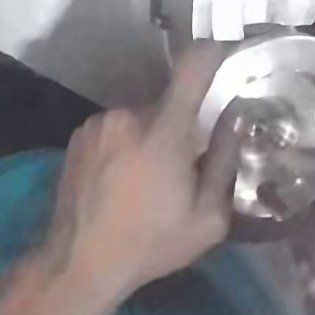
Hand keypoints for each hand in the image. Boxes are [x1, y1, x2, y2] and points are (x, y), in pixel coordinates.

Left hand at [28, 46, 241, 314]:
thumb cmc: (150, 244)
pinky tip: (119, 178)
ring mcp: (98, 123)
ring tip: (145, 179)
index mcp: (163, 133)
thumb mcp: (207, 218)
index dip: (212, 54)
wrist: (78, 262)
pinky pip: (115, 127)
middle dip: (179, 125)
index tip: (225, 52)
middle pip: (167, 102)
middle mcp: (128, 115)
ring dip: (149, 135)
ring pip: (140, 117)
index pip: (192, 69)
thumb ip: (226, 160)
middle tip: (182, 164)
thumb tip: (236, 117)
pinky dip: (124, 143)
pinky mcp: (79, 134)